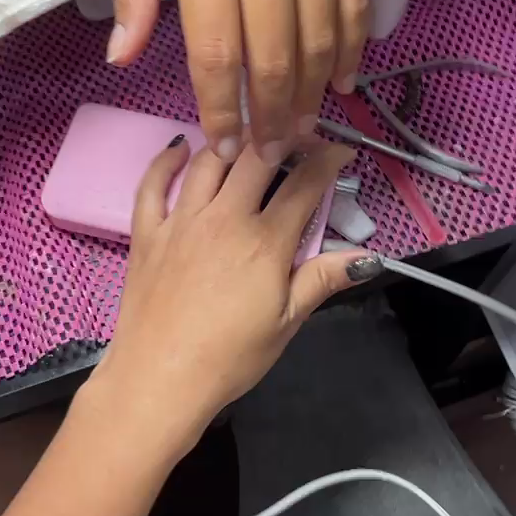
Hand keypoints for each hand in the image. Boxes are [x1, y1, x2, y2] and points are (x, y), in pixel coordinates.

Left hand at [91, 140, 370, 455]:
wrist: (160, 378)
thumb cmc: (230, 357)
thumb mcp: (286, 322)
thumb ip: (321, 280)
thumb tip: (368, 256)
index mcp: (264, 241)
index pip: (304, 184)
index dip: (328, 160)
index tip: (341, 150)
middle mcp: (223, 217)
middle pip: (256, 157)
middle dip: (283, 136)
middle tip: (298, 137)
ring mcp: (180, 221)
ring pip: (208, 161)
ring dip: (232, 142)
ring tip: (248, 139)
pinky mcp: (147, 232)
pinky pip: (152, 184)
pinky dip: (165, 160)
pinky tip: (179, 148)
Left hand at [106, 0, 367, 163]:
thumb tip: (123, 58)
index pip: (217, 51)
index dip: (221, 108)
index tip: (222, 144)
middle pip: (274, 56)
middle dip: (270, 116)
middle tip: (267, 152)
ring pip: (320, 38)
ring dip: (311, 94)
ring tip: (300, 130)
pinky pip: (356, 1)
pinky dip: (353, 48)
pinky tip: (344, 80)